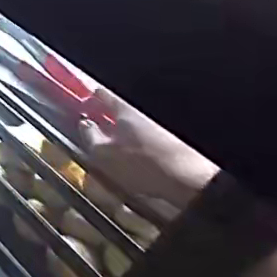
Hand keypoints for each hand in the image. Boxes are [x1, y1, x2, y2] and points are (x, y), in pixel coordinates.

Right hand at [76, 89, 217, 218]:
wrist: (191, 182)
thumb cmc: (142, 165)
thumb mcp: (104, 154)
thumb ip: (90, 136)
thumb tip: (85, 124)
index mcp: (126, 109)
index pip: (105, 94)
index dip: (93, 97)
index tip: (87, 101)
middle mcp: (146, 112)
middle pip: (123, 109)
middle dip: (110, 116)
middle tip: (99, 127)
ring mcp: (162, 126)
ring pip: (139, 124)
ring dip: (127, 132)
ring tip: (119, 148)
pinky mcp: (175, 142)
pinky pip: (152, 138)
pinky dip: (142, 144)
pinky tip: (139, 159)